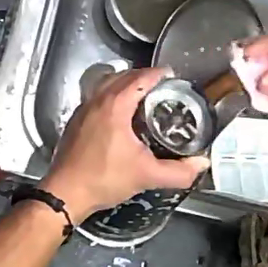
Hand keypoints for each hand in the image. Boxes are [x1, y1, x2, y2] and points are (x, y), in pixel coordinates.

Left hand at [42, 68, 208, 218]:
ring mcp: (83, 109)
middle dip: (143, 76)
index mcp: (115, 106)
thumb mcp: (146, 175)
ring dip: (125, 83)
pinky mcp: (76, 120)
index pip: (140, 78)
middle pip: (122, 76)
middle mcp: (97, 101)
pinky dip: (111, 95)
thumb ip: (178, 171)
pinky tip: (120, 113)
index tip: (172, 75)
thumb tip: (201, 165)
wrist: (66, 193)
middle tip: (161, 84)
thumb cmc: (104, 179)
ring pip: (106, 84)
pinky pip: (96, 96)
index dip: (158, 74)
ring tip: (142, 94)